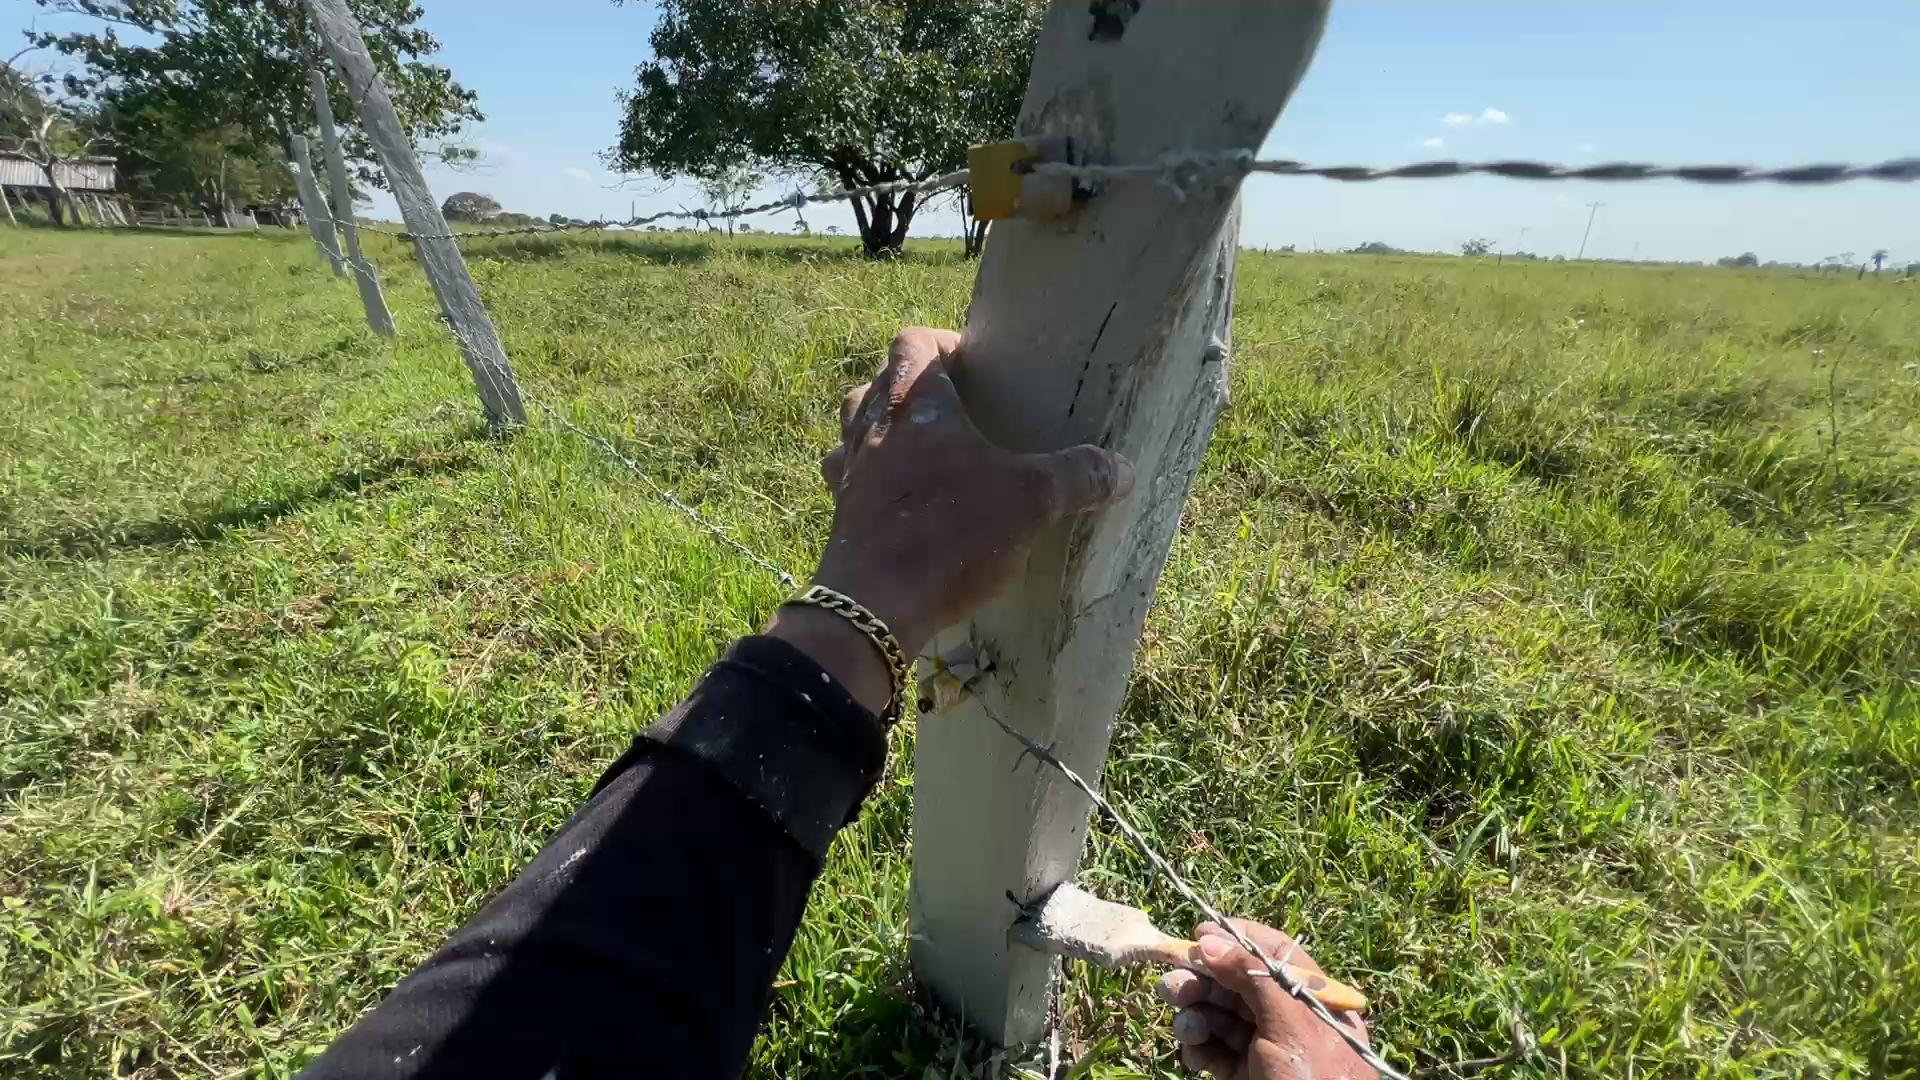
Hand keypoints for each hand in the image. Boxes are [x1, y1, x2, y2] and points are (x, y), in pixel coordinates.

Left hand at [806, 327, 1132, 656]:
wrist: (876, 606)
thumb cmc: (950, 536)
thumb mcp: (1029, 502)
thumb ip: (1078, 478)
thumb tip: (1124, 469)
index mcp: (913, 405)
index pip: (911, 342)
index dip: (941, 342)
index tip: (972, 365)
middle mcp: (871, 427)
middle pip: (878, 380)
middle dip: (912, 385)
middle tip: (952, 407)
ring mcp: (847, 469)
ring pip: (853, 424)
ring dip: (881, 424)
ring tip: (919, 444)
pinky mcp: (839, 510)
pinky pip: (845, 473)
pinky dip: (867, 472)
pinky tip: (894, 493)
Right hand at [1157, 921, 1375, 1079]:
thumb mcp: (1291, 1025)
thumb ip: (1250, 975)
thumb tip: (1207, 941)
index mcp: (1313, 1000)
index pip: (1273, 952)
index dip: (1236, 938)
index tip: (1199, 934)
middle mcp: (1289, 1020)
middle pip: (1237, 982)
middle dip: (1202, 980)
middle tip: (1171, 985)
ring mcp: (1267, 1050)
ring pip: (1222, 1014)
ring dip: (1195, 1013)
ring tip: (1182, 1025)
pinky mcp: (1247, 1076)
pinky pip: (1216, 1049)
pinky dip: (1199, 1046)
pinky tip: (1192, 1052)